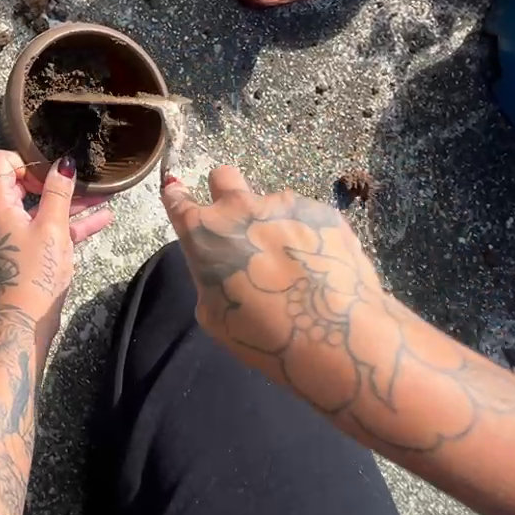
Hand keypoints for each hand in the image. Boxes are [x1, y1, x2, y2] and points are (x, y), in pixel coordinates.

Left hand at [0, 150, 114, 328]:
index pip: (2, 163)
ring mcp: (17, 234)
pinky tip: (103, 217)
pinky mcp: (31, 250)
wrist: (26, 320)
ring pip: (42, 207)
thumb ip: (58, 192)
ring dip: (69, 200)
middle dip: (52, 178)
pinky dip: (72, 222)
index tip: (51, 166)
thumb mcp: (51, 227)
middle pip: (23, 183)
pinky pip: (51, 228)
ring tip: (100, 193)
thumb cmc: (35, 271)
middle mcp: (3, 215)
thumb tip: (63, 162)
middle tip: (76, 177)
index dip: (25, 159)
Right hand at [158, 164, 380, 350]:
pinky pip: (307, 218)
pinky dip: (308, 237)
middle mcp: (239, 207)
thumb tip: (222, 263)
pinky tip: (323, 268)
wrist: (339, 338)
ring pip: (271, 204)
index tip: (180, 197)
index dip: (177, 197)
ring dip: (274, 224)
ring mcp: (283, 205)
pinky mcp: (322, 212)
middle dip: (226, 194)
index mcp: (204, 232)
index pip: (176, 199)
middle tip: (241, 225)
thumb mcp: (214, 313)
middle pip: (222, 176)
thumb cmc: (264, 336)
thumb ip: (209, 275)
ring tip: (297, 264)